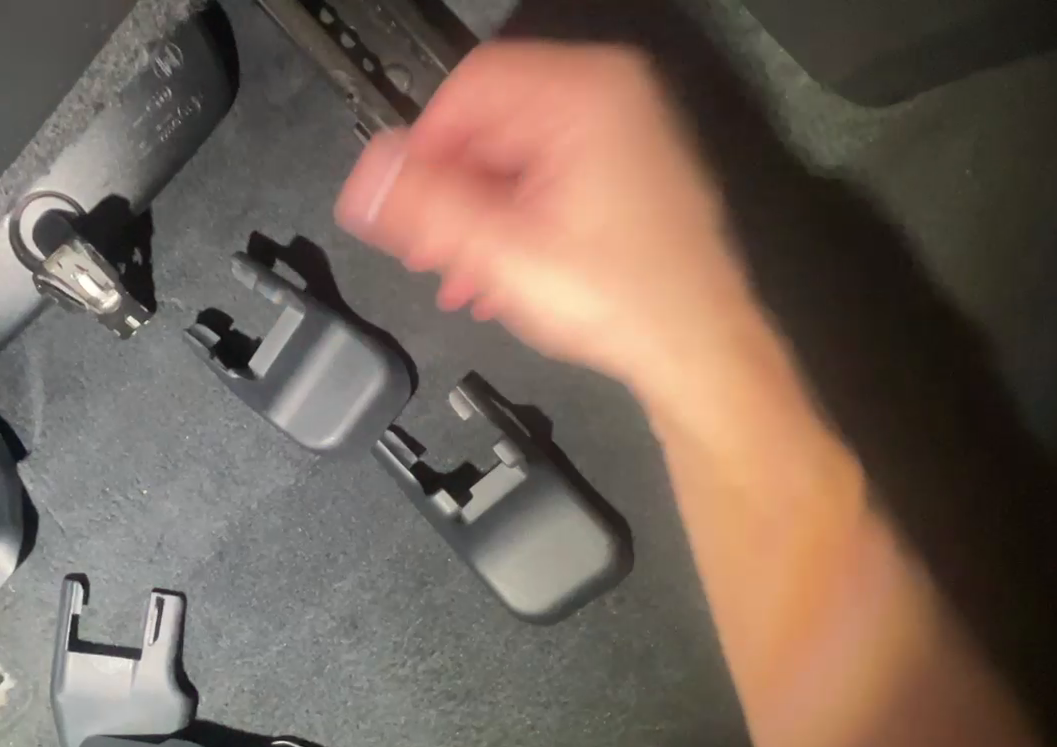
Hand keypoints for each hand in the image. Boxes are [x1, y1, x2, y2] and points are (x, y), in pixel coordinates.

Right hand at [334, 42, 770, 410]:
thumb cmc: (627, 299)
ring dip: (467, 219)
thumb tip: (365, 182)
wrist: (690, 346)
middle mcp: (604, 104)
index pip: (466, 90)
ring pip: (507, 164)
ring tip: (451, 271)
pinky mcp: (613, 180)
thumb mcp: (500, 253)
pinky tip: (487, 276)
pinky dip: (502, 228)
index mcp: (582, 98)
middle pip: (485, 128)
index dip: (420, 148)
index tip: (399, 198)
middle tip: (419, 244)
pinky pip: (535, 188)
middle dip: (442, 193)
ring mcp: (613, 142)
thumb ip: (424, 210)